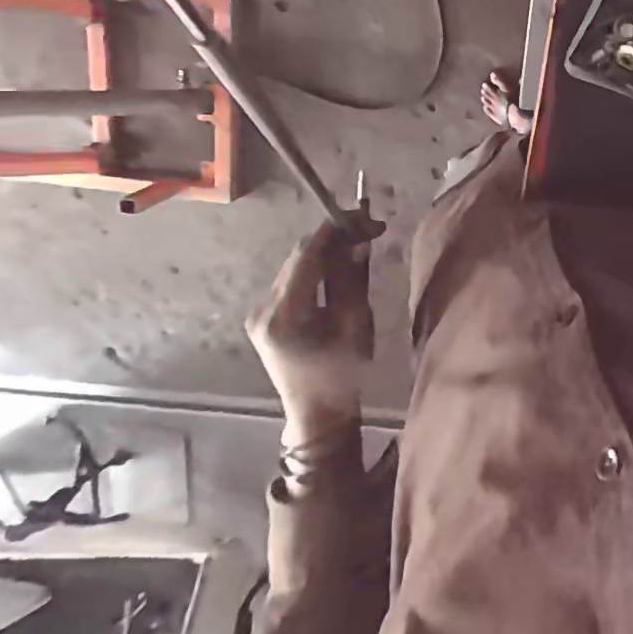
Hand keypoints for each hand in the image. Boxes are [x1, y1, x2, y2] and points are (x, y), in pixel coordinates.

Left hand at [246, 220, 373, 450]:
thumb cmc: (341, 376)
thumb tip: (358, 241)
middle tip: (371, 229)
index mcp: (282, 314)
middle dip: (336, 237)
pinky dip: (320, 267)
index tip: (367, 218)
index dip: (336, 229)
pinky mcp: (267, 316)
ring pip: (298, 265)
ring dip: (329, 251)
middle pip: (300, 256)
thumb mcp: (354, 323)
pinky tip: (342, 265)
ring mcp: (261, 312)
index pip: (307, 254)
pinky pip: (296, 280)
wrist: (317, 415)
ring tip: (362, 243)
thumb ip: (353, 278)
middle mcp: (263, 308)